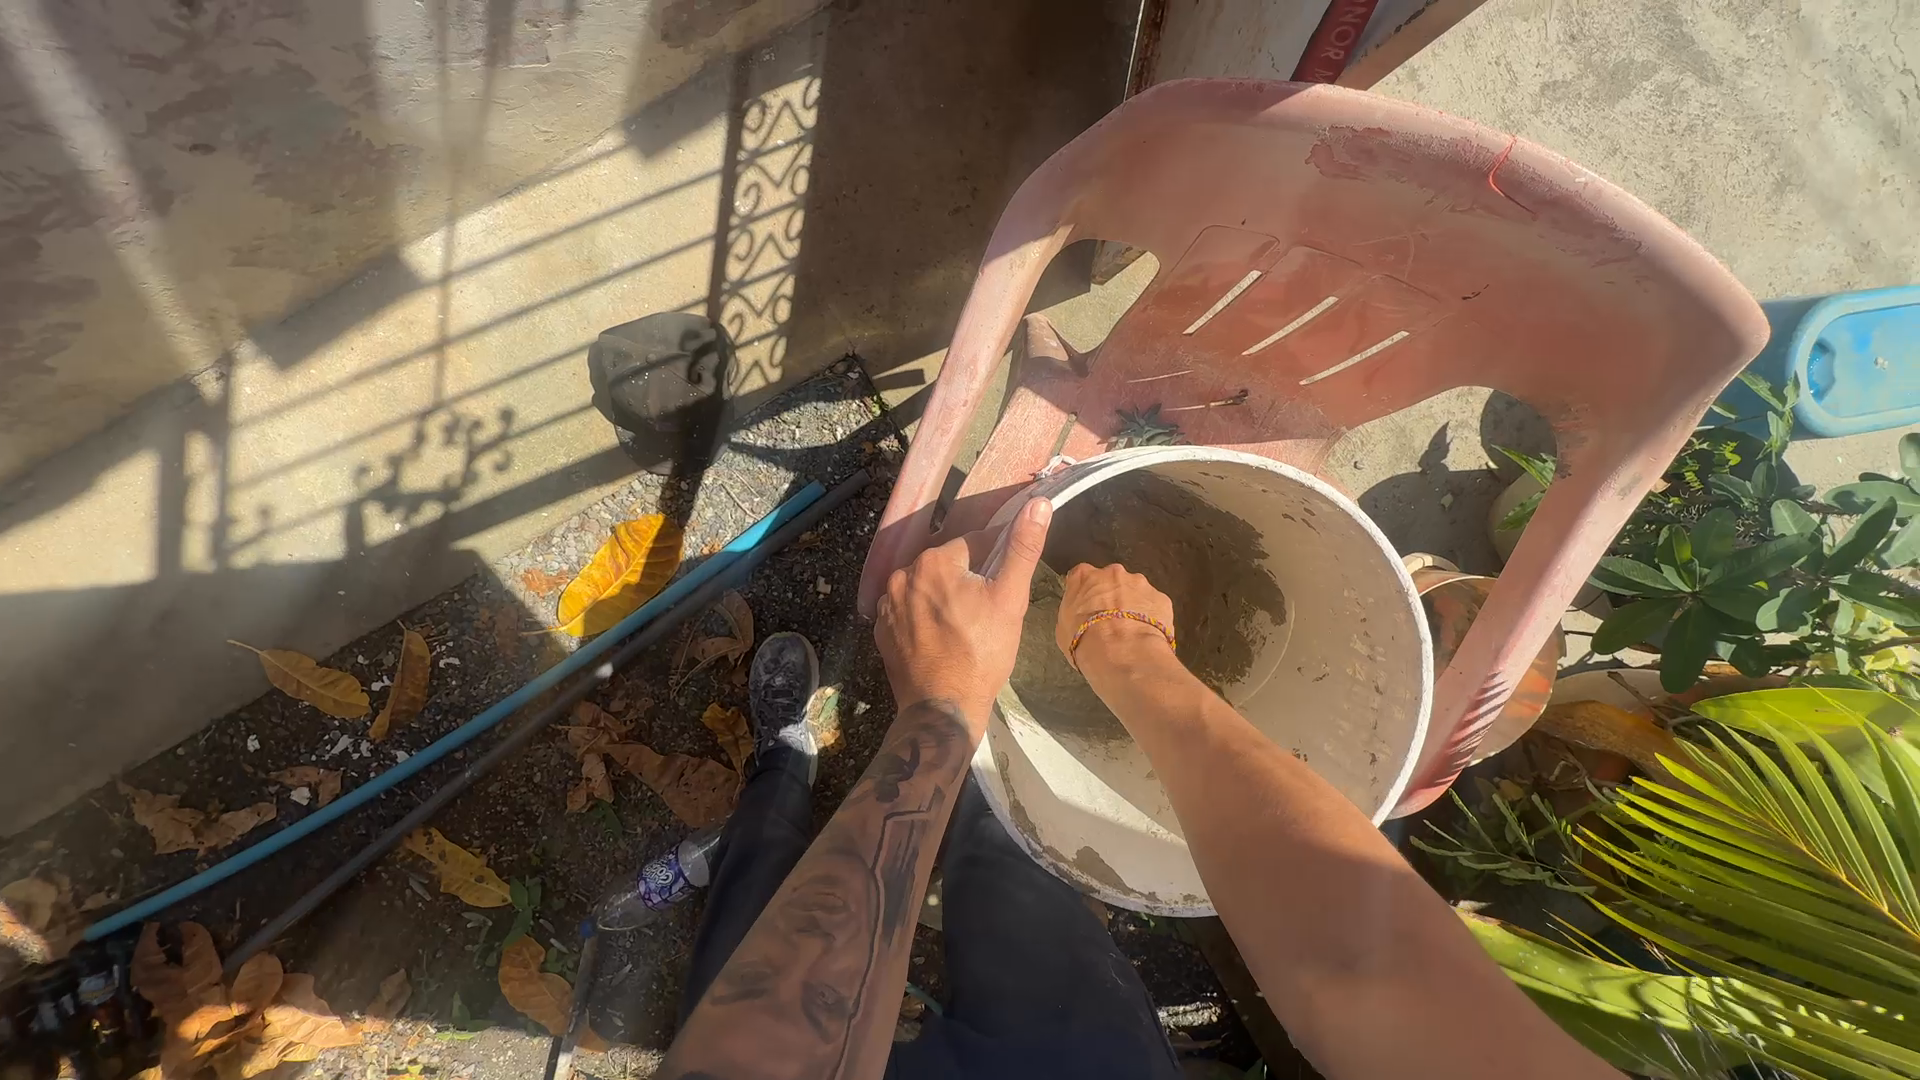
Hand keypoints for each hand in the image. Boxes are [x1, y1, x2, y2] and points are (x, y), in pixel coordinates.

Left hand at [874, 497, 1052, 726]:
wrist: (943, 707)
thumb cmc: (982, 652)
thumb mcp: (1010, 598)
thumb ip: (1023, 548)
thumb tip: (1039, 504)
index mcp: (934, 560)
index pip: (974, 545)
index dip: (995, 566)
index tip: (1003, 591)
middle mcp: (903, 575)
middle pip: (948, 566)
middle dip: (968, 582)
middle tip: (987, 615)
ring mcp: (887, 605)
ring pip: (927, 588)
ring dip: (944, 599)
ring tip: (965, 629)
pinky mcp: (881, 631)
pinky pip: (909, 612)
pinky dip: (924, 619)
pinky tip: (941, 640)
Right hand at [1055, 563, 1176, 671]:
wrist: (1121, 654)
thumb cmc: (1085, 641)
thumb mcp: (1064, 626)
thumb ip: (1073, 609)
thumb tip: (1080, 611)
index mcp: (1085, 577)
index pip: (1082, 576)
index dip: (1086, 592)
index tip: (1087, 607)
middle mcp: (1113, 573)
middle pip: (1112, 581)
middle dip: (1111, 596)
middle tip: (1109, 621)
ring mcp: (1140, 584)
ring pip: (1136, 591)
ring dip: (1133, 606)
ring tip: (1130, 631)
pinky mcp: (1161, 598)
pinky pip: (1154, 606)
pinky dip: (1151, 617)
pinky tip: (1145, 636)